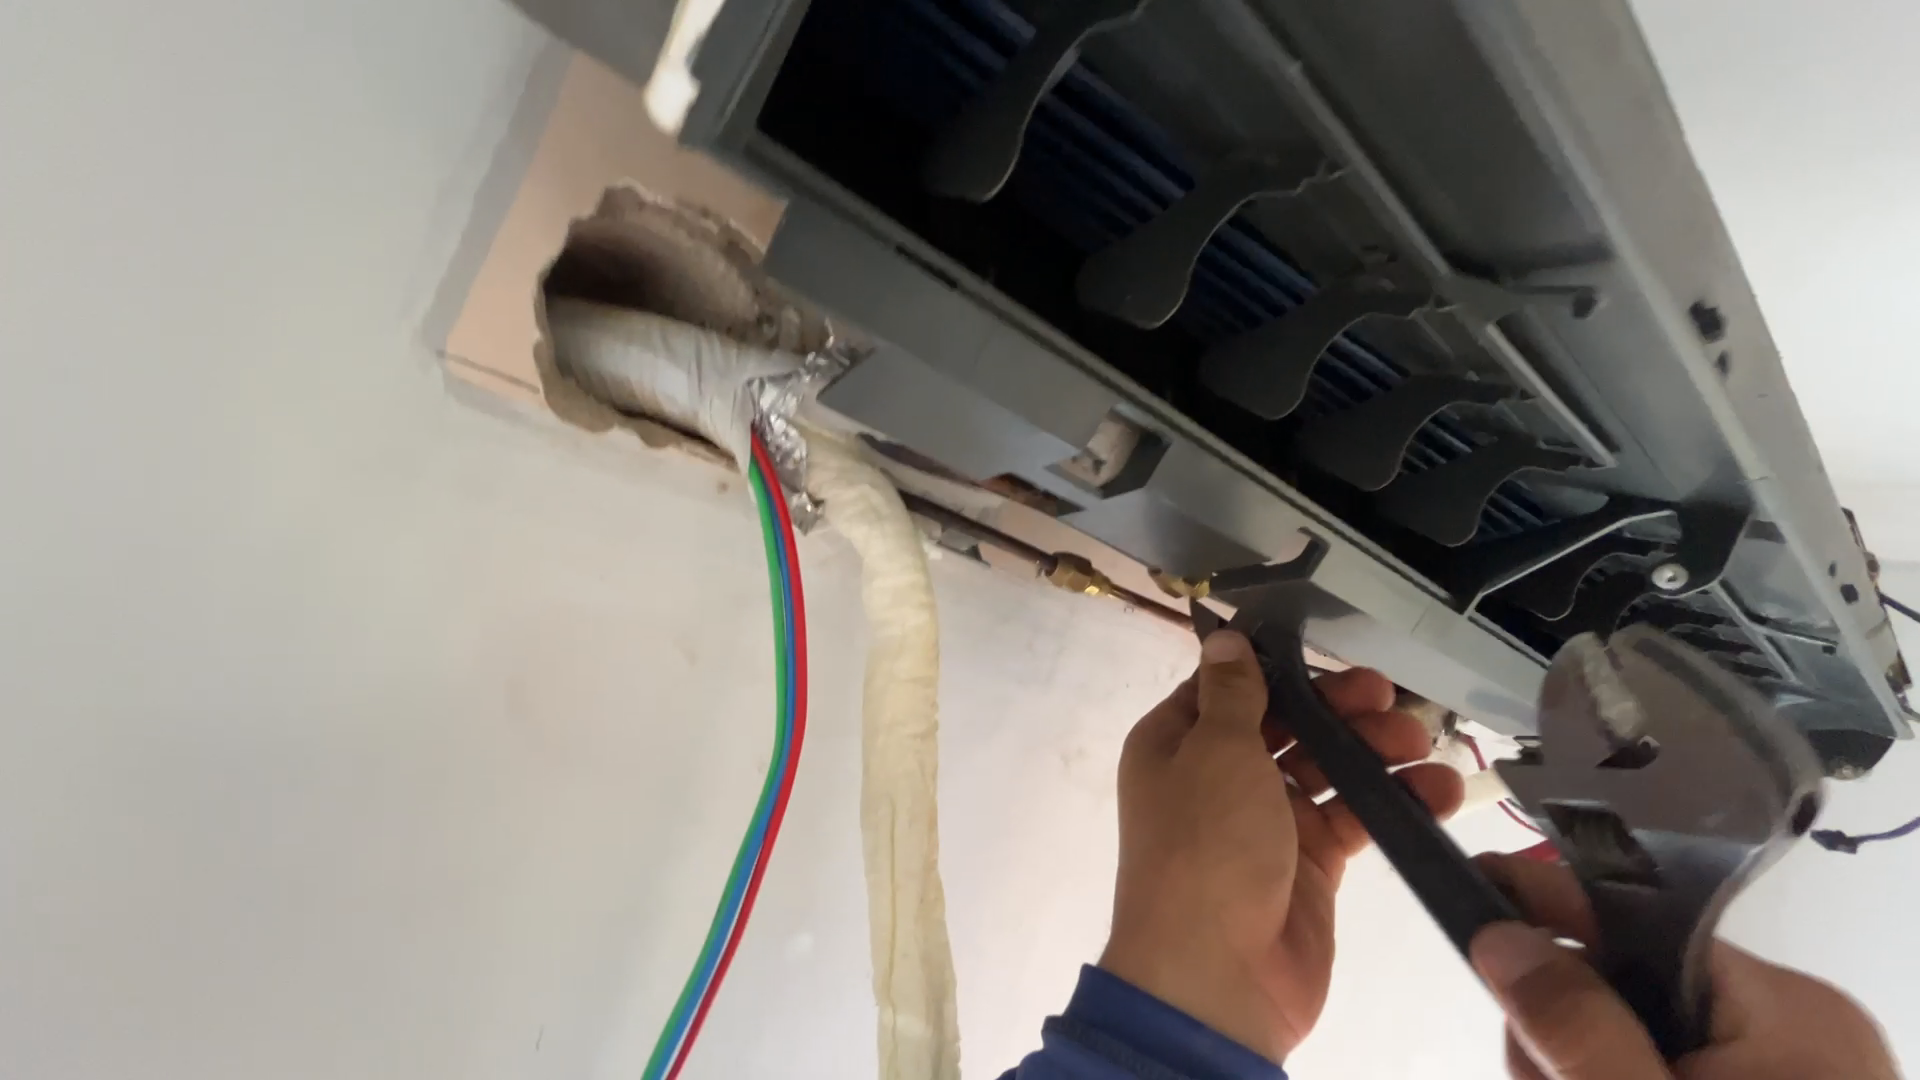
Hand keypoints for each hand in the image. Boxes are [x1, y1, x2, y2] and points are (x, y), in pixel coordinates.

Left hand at [1098, 630, 1463, 1061]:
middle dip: (1331, 708)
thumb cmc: (1206, 842)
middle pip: (1279, 724)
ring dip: (1367, 751)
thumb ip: (1232, 694)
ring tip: (1418, 741)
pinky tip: (1437, 789)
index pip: (1224, 688)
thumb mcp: (1216, 750)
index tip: (1322, 651)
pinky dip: (1387, 803)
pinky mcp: (1306, 862)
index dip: (1271, 668)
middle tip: (1386, 695)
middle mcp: (1214, 774)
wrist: (1217, 974)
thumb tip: (1222, 637)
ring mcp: (1261, 819)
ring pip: (1319, 767)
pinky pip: (1348, 817)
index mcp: (1175, 741)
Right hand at [1471, 853, 1897, 1079]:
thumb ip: (1578, 1026)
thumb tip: (1496, 933)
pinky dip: (1605, 1070)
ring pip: (1622, 1017)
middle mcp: (1790, 1019)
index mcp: (1786, 1006)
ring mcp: (1783, 1066)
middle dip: (1553, 1012)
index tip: (1460, 899)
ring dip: (1570, 1052)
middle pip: (1614, 969)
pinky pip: (1652, 1054)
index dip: (1533, 901)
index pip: (1622, 911)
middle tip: (1538, 1073)